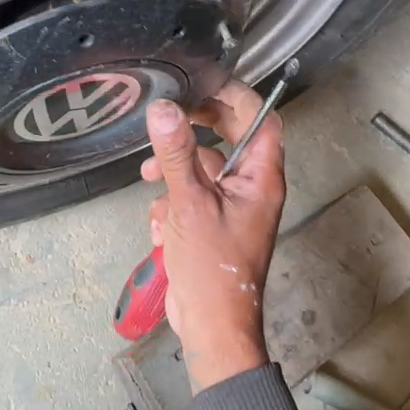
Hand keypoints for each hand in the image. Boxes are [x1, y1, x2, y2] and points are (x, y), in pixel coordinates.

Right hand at [141, 80, 286, 391]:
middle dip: (196, 129)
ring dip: (174, 170)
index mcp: (260, 178)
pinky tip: (160, 225)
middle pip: (230, 137)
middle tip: (169, 114)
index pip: (261, 119)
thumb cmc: (212, 267)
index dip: (237, 95)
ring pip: (203, 168)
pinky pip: (191, 196)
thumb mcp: (189, 203)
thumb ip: (176, 154)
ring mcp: (231, 207)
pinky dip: (172, 203)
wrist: (212, 328)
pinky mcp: (211, 224)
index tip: (205, 81)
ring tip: (148, 177)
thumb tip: (163, 108)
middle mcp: (251, 187)